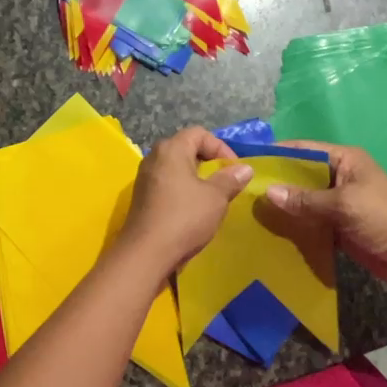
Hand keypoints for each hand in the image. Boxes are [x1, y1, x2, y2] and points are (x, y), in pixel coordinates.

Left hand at [116, 127, 252, 271]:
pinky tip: (193, 210)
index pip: (199, 133)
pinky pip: (167, 183)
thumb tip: (245, 168)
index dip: (220, 147)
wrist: (146, 253)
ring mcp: (145, 177)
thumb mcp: (215, 198)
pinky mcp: (142, 196)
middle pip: (186, 148)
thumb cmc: (184, 218)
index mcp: (171, 149)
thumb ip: (230, 179)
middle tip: (225, 182)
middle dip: (208, 162)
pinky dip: (182, 190)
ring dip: (196, 178)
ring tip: (212, 197)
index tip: (234, 169)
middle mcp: (154, 156)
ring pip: (176, 167)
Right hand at [263, 141, 386, 283]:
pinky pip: (312, 220)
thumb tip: (267, 193)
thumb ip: (305, 200)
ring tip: (253, 211)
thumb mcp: (342, 205)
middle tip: (246, 189)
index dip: (278, 153)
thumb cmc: (382, 219)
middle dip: (278, 182)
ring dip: (286, 205)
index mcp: (345, 160)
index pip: (304, 149)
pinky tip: (274, 230)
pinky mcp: (340, 225)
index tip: (250, 160)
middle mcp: (341, 176)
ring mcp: (340, 201)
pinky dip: (297, 224)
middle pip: (303, 174)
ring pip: (305, 199)